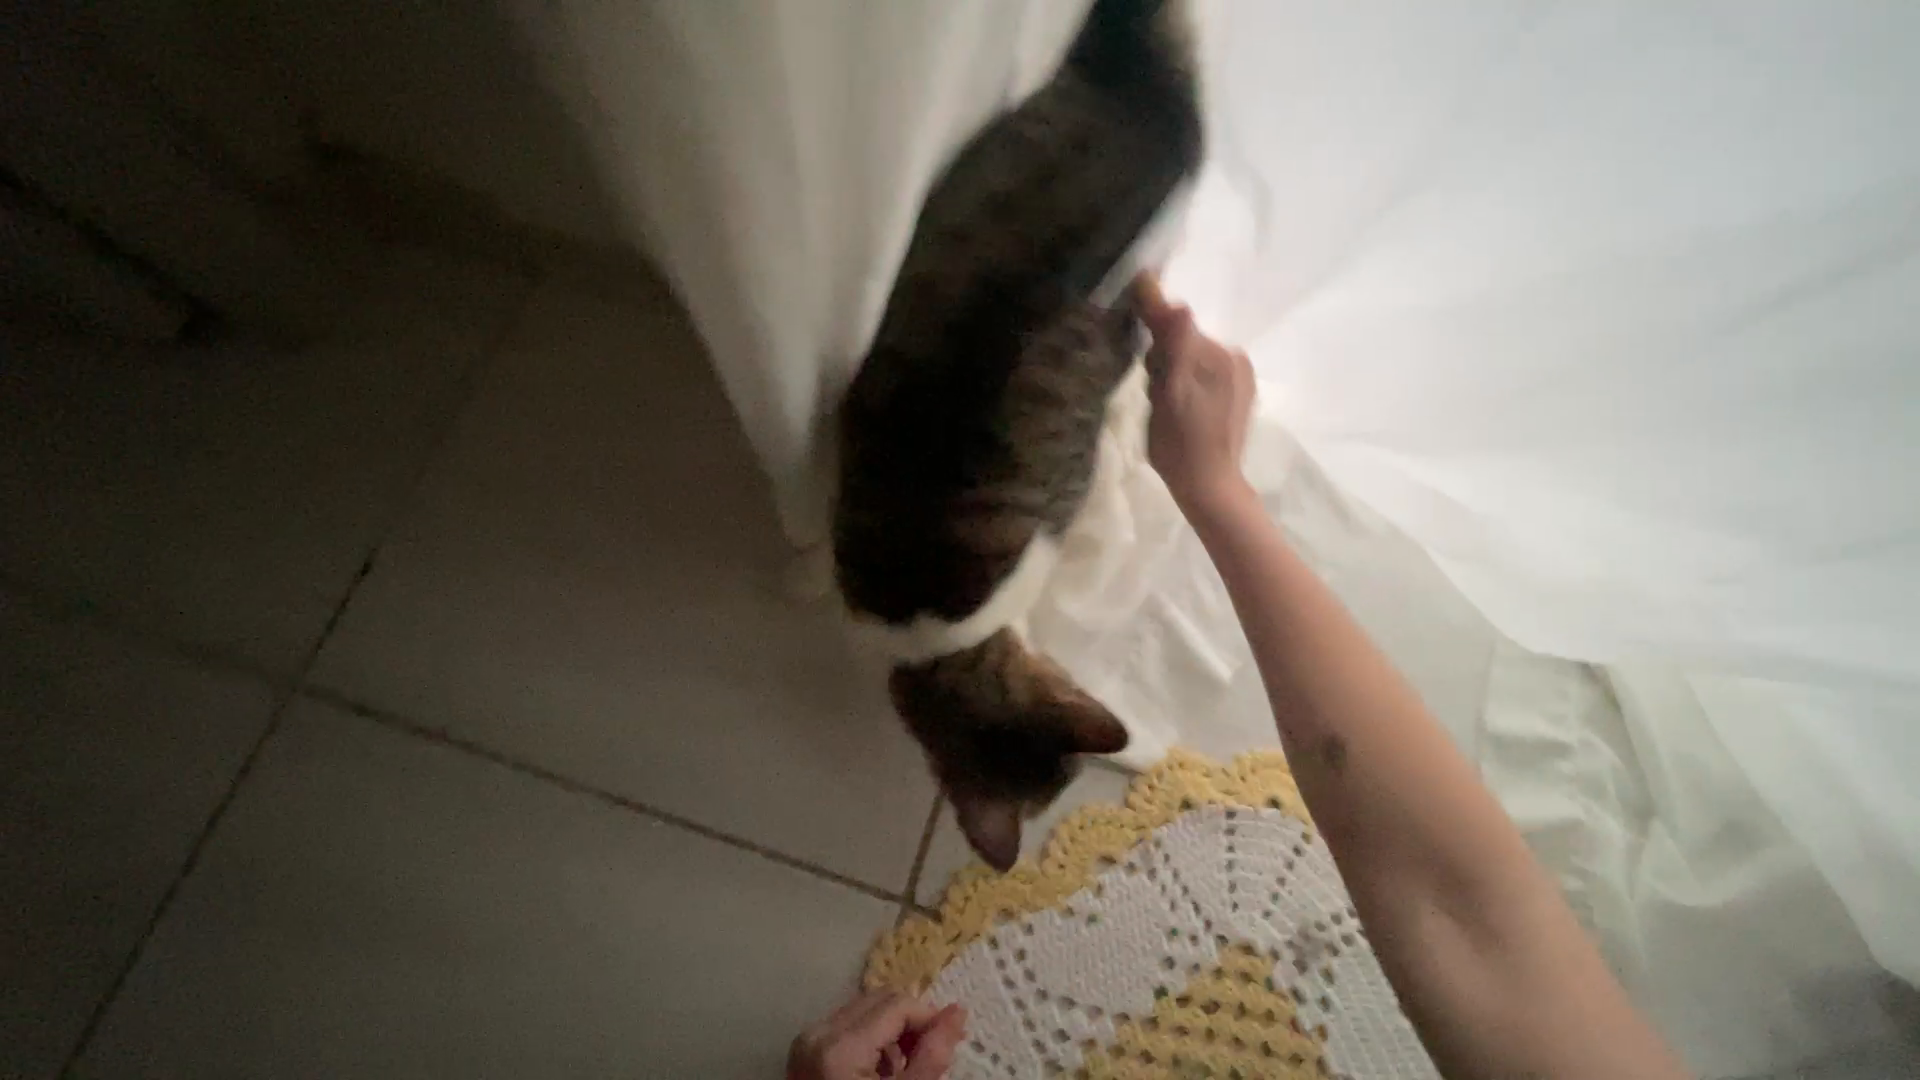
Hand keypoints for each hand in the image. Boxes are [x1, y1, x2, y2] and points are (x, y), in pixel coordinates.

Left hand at [786, 989, 967, 1079]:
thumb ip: (932, 1055)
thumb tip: (958, 1011)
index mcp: (841, 1047)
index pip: (898, 1004)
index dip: (929, 1018)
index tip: (948, 1043)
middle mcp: (819, 1032)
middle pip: (880, 1000)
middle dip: (910, 1023)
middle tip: (927, 1057)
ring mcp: (807, 1040)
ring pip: (865, 1009)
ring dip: (891, 1031)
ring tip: (902, 1069)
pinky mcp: (805, 1049)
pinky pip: (847, 1024)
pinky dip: (870, 1039)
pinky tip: (878, 1071)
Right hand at [1136, 275, 1256, 516]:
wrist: (1210, 488)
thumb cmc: (1181, 445)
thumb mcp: (1169, 395)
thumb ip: (1174, 347)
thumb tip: (1174, 303)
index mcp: (1220, 355)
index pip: (1176, 327)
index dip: (1154, 341)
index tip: (1146, 365)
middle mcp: (1236, 358)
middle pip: (1185, 343)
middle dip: (1164, 363)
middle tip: (1156, 398)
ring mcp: (1241, 378)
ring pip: (1193, 360)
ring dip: (1174, 375)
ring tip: (1168, 408)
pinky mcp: (1238, 396)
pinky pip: (1205, 376)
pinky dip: (1189, 386)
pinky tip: (1183, 413)